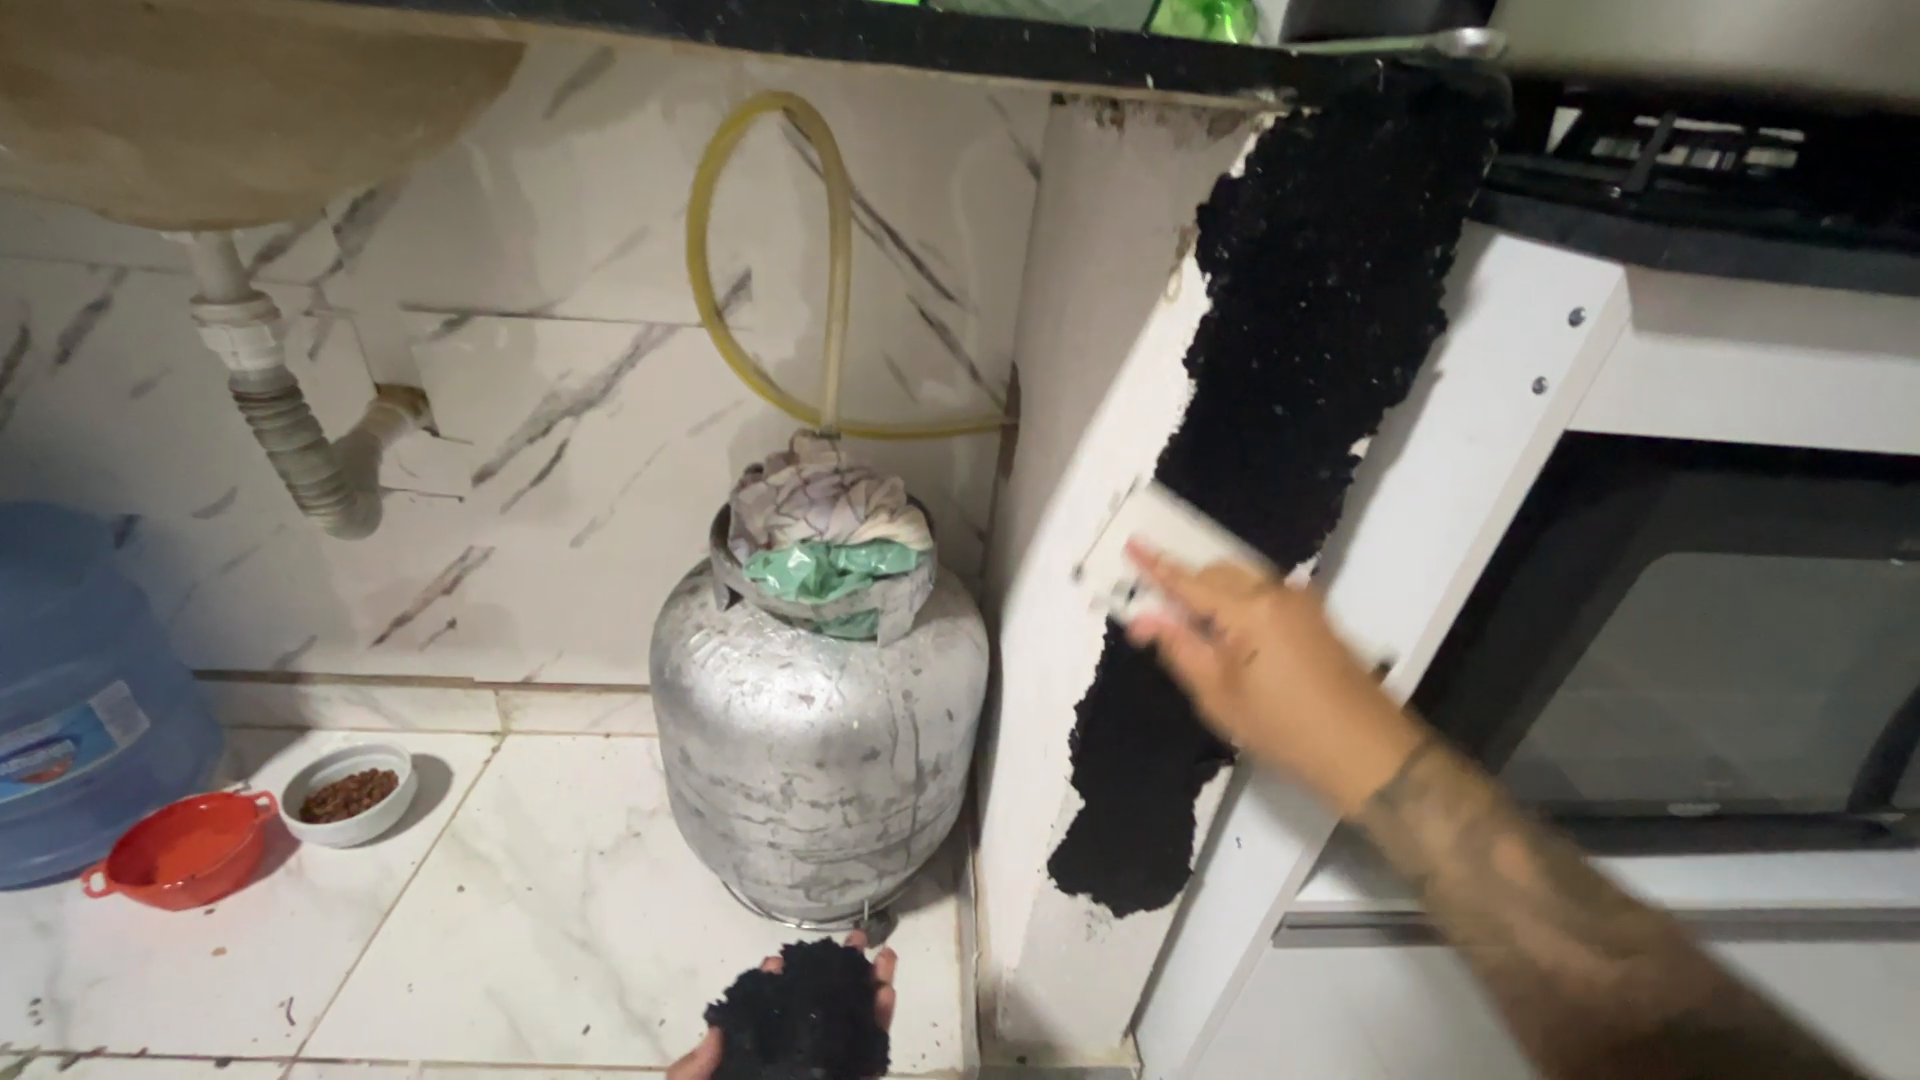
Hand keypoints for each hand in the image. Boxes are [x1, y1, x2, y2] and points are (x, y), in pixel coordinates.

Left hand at [667, 931, 899, 1079]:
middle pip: (816, 1026)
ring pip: (849, 1041)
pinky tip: (886, 998)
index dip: (773, 993)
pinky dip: (879, 1033)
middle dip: (835, 984)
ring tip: (881, 957)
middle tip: (852, 943)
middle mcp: (791, 1078)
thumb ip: (690, 1078)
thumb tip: (717, 1030)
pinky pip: (866, 1068)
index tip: (778, 961)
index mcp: (753, 1079)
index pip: (766, 1030)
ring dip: (867, 997)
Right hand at [1123, 540, 1427, 813]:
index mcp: (1249, 611)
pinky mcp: (1315, 616)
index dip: (1157, 566)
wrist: (1368, 750)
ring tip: (1197, 635)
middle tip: (1162, 619)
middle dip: (1187, 584)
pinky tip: (1233, 640)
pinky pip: (1263, 594)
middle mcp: (1277, 593)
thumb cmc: (1285, 728)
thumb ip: (1179, 648)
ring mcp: (1301, 602)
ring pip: (1242, 580)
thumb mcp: (1218, 695)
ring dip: (1213, 595)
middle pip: (1218, 572)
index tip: (1131, 543)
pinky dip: (1238, 604)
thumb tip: (1143, 619)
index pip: (1190, 581)